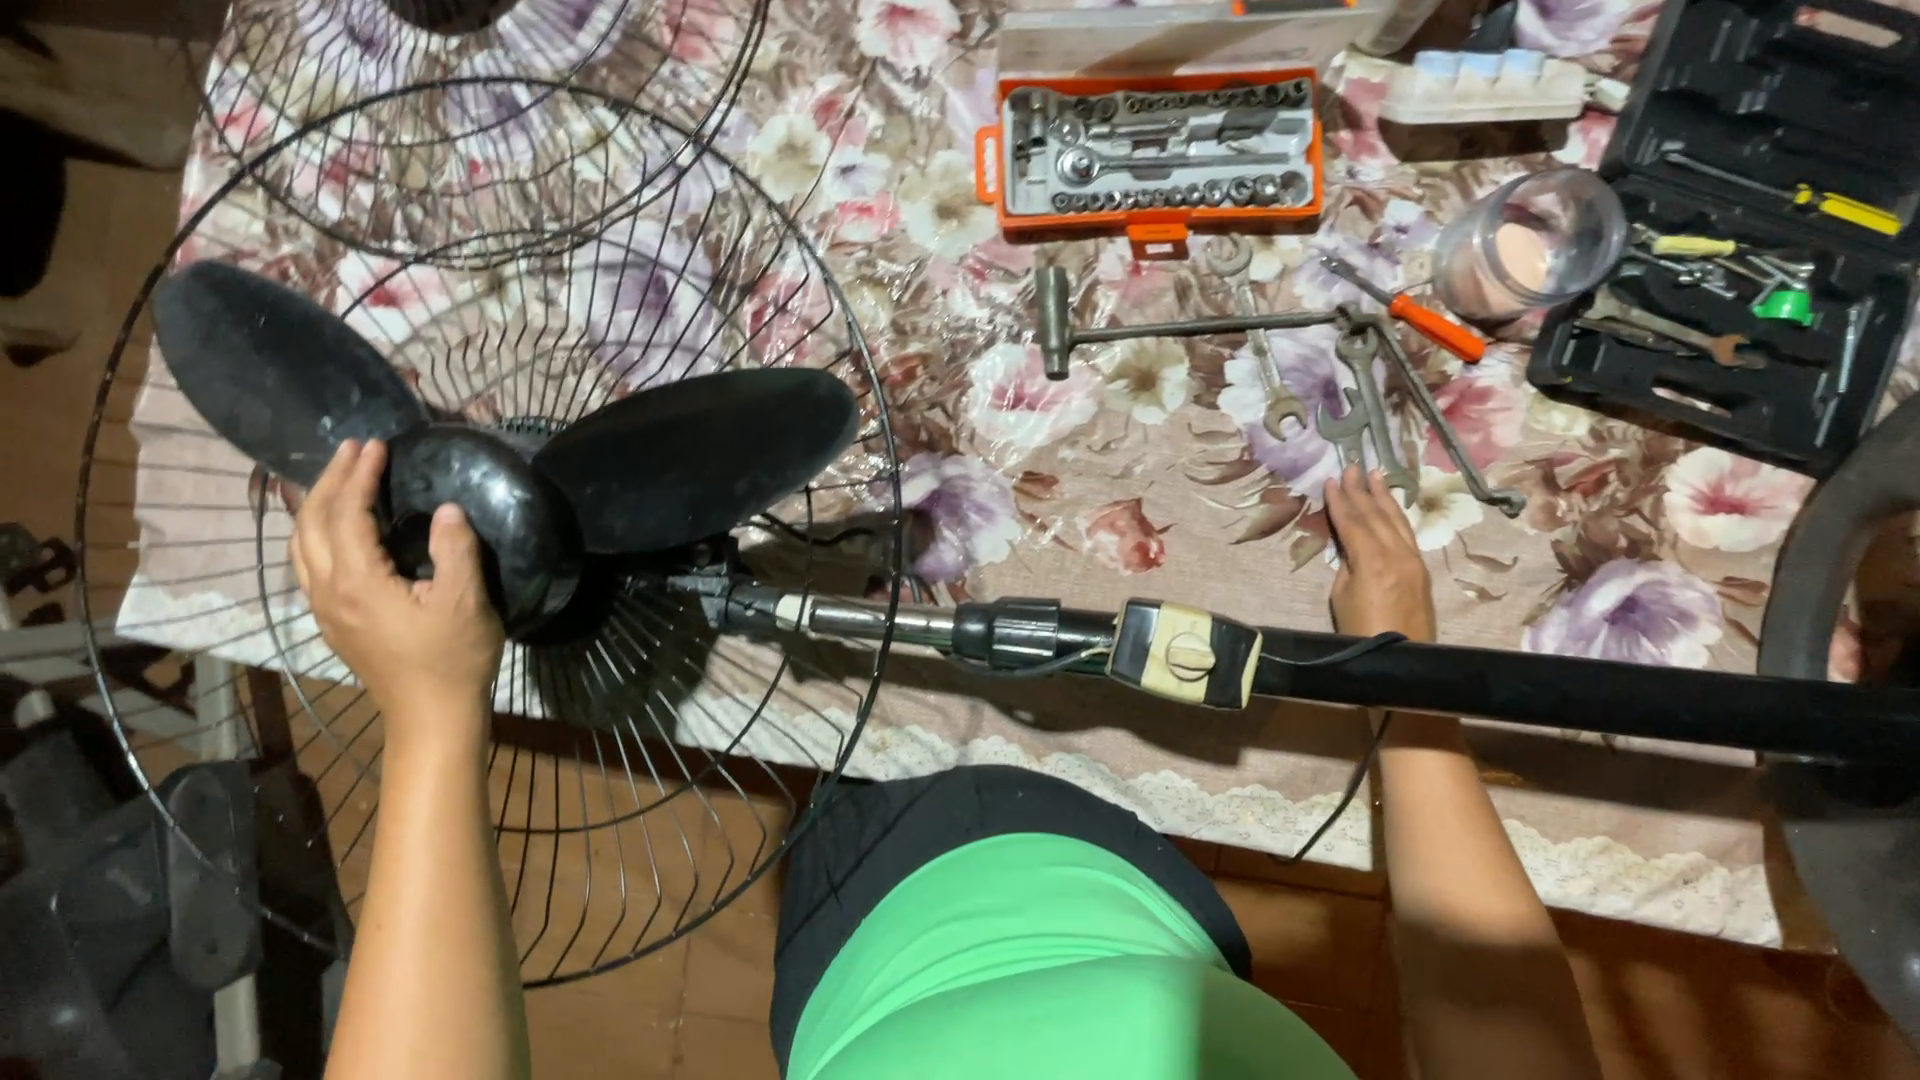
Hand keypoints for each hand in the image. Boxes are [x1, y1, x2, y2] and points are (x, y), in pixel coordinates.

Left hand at [291, 440, 504, 743]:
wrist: (432, 713)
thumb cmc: (454, 657)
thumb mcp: (466, 600)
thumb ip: (455, 550)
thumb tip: (447, 509)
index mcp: (358, 581)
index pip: (347, 513)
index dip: (360, 476)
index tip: (376, 445)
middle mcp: (327, 590)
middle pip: (312, 523)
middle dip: (330, 480)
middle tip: (354, 449)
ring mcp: (324, 608)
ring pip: (301, 544)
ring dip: (316, 504)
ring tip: (337, 478)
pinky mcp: (333, 621)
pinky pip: (308, 562)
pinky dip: (315, 531)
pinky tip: (334, 528)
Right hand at [1324, 465, 1435, 642]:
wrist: (1403, 662)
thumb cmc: (1359, 633)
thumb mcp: (1341, 597)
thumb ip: (1347, 565)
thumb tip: (1351, 547)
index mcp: (1372, 559)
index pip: (1353, 521)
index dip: (1340, 500)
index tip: (1331, 480)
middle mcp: (1397, 554)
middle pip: (1377, 515)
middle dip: (1362, 490)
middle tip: (1352, 467)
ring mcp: (1414, 562)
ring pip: (1397, 521)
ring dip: (1384, 497)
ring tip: (1376, 476)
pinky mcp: (1421, 572)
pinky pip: (1407, 534)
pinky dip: (1397, 516)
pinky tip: (1392, 508)